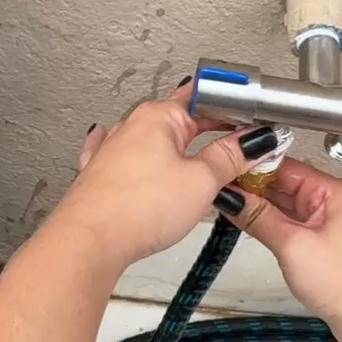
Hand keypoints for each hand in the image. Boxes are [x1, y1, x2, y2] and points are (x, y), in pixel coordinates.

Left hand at [41, 81, 278, 273]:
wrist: (88, 242)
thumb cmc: (136, 209)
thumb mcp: (201, 182)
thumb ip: (230, 158)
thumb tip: (253, 141)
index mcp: (160, 116)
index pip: (207, 99)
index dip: (234, 112)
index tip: (254, 125)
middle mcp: (133, 125)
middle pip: (182, 118)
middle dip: (212, 130)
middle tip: (239, 146)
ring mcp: (113, 149)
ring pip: (155, 139)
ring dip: (180, 147)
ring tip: (203, 161)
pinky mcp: (101, 174)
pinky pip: (129, 158)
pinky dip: (146, 160)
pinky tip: (142, 156)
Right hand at [214, 159, 341, 341]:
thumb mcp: (292, 245)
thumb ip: (259, 218)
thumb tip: (232, 197)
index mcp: (333, 192)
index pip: (285, 167)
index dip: (253, 168)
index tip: (224, 171)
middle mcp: (333, 203)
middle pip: (285, 184)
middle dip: (253, 188)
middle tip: (219, 191)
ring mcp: (328, 224)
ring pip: (286, 205)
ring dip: (260, 207)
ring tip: (228, 207)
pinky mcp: (323, 244)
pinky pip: (292, 224)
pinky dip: (271, 224)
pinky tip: (250, 226)